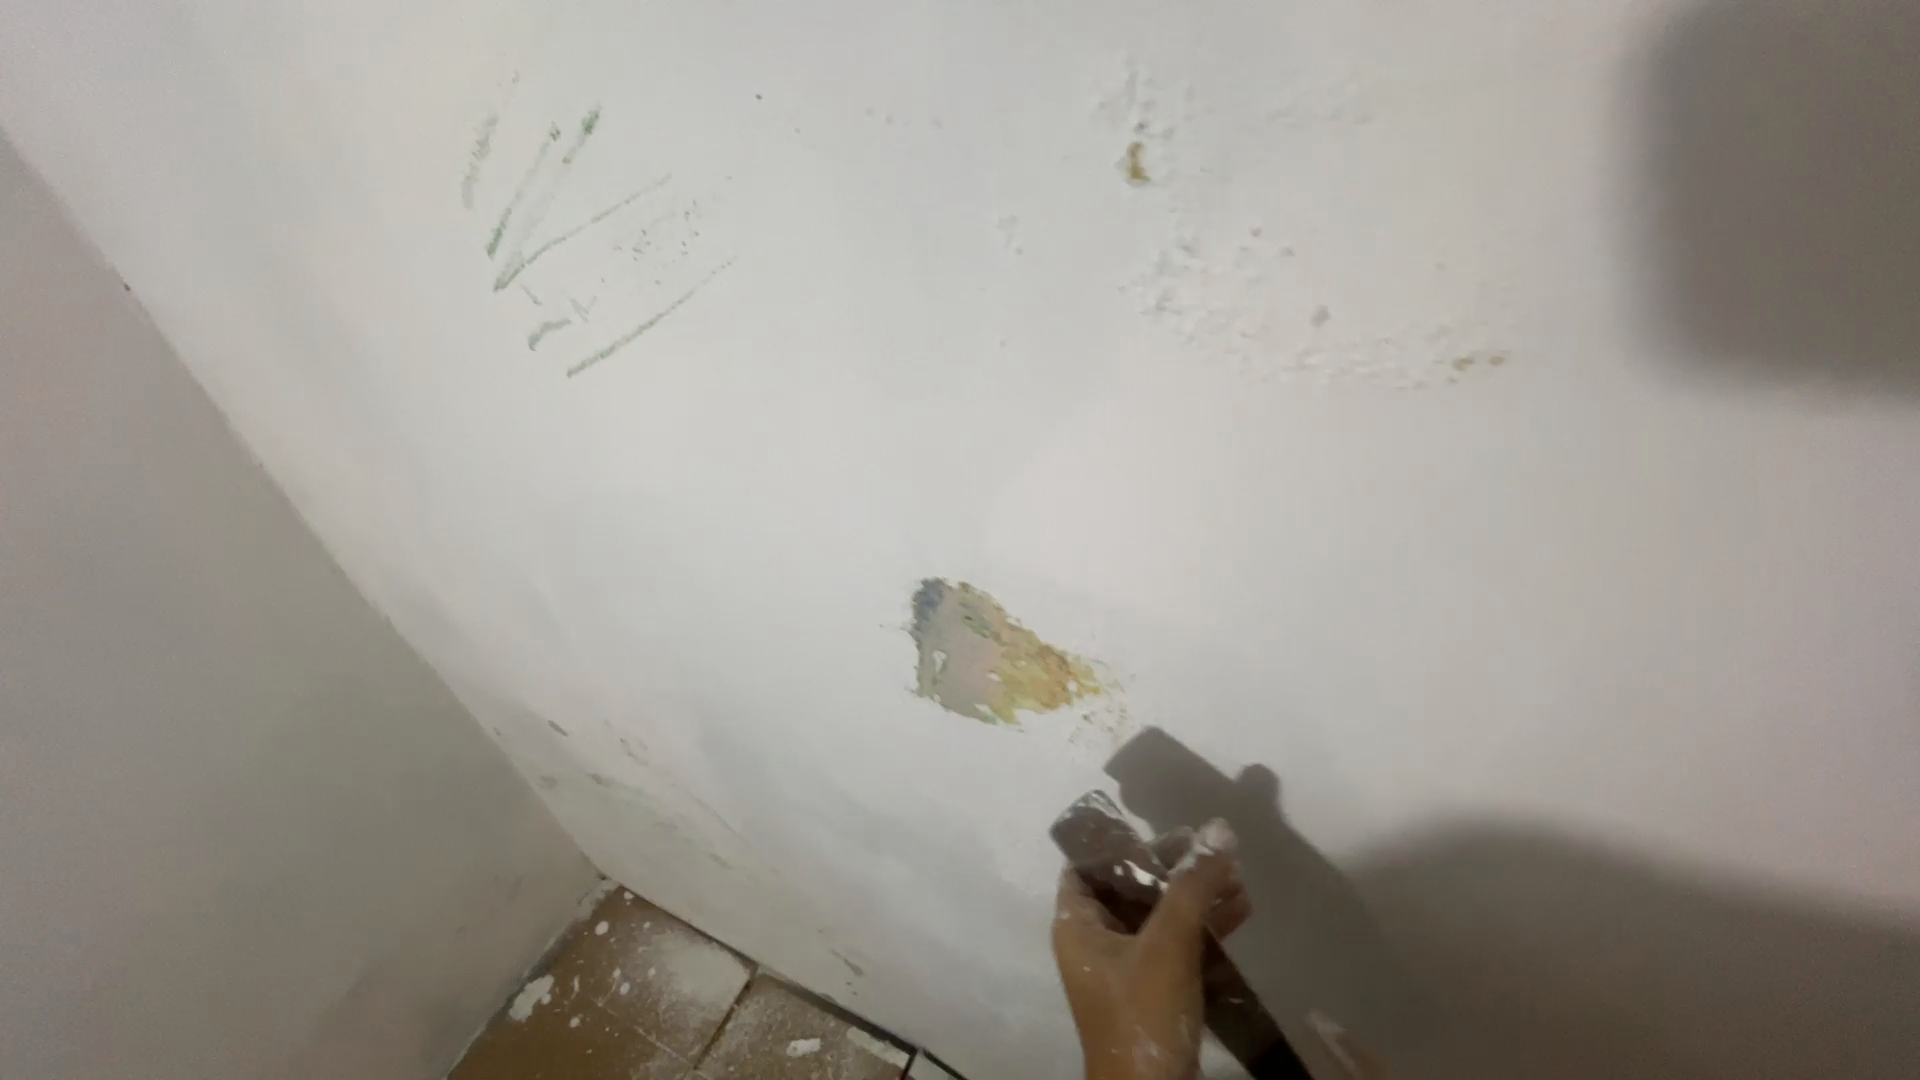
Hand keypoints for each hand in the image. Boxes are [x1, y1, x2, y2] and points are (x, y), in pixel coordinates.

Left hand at [1052, 821, 1249, 1079]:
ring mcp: (1123, 969)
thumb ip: (1192, 885)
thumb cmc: (1143, 1013)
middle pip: (1130, 886)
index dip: (1121, 842)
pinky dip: (1203, 927)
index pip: (1088, 864)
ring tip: (1236, 874)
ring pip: (1158, 915)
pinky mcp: (1152, 993)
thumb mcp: (1168, 943)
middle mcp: (1094, 942)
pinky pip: (1175, 946)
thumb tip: (1219, 829)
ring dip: (1195, 895)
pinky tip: (1241, 910)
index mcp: (1077, 924)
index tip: (1161, 829)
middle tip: (1211, 847)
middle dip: (1173, 868)